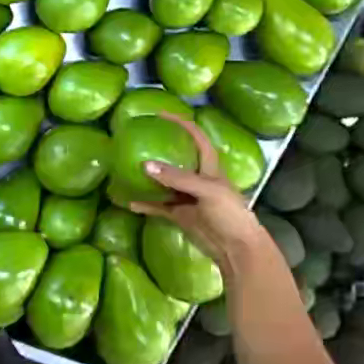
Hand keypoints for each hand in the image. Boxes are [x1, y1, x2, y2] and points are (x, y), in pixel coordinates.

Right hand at [128, 112, 274, 276]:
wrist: (236, 248)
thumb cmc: (230, 214)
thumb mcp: (207, 191)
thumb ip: (177, 178)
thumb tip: (146, 165)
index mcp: (209, 167)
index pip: (196, 137)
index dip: (182, 123)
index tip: (161, 114)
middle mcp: (197, 179)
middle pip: (176, 158)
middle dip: (160, 148)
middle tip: (139, 138)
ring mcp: (187, 197)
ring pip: (163, 184)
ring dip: (147, 179)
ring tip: (127, 169)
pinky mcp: (180, 215)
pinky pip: (158, 207)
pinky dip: (145, 204)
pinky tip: (129, 202)